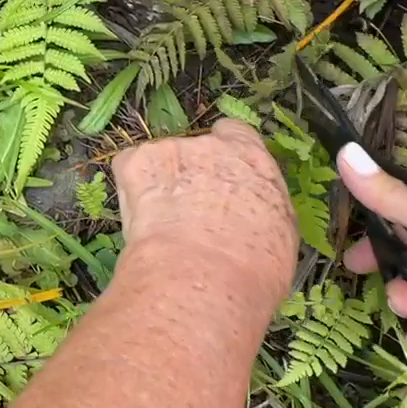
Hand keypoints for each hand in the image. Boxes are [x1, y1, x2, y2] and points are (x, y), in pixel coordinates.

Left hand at [111, 119, 296, 304]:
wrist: (202, 273)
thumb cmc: (251, 268)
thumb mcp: (276, 230)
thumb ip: (255, 202)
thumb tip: (243, 208)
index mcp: (252, 158)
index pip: (235, 134)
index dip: (223, 154)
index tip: (216, 176)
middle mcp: (210, 145)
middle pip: (193, 151)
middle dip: (188, 173)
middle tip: (186, 210)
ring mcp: (168, 148)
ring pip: (159, 161)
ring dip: (159, 182)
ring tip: (163, 222)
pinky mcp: (133, 161)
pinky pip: (130, 168)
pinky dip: (132, 188)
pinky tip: (143, 218)